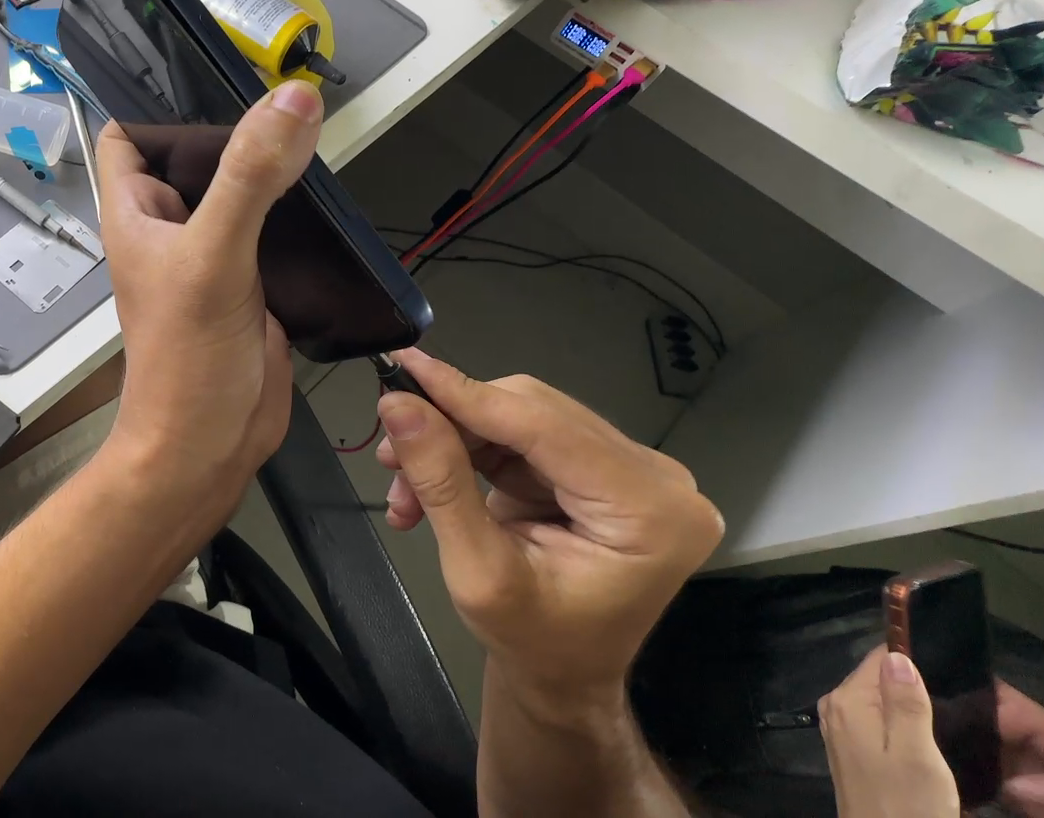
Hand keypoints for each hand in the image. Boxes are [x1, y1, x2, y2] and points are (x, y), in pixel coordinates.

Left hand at [95, 81, 323, 505]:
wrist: (211, 445)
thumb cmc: (188, 358)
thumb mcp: (213, 258)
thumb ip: (248, 179)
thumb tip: (292, 99)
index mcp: (137, 214)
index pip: (127, 137)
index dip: (156, 105)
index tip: (214, 72)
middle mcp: (170, 228)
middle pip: (195, 158)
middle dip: (234, 131)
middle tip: (291, 98)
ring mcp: (213, 256)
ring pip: (238, 194)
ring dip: (269, 171)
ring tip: (317, 134)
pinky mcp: (252, 284)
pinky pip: (271, 232)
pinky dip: (294, 213)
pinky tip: (328, 197)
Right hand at [372, 349, 723, 709]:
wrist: (562, 677)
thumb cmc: (532, 643)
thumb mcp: (478, 571)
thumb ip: (441, 482)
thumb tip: (397, 405)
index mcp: (650, 511)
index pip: (544, 426)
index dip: (466, 393)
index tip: (403, 366)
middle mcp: (655, 478)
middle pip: (532, 412)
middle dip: (451, 428)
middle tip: (388, 455)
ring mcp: (630, 471)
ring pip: (518, 418)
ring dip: (452, 442)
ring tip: (402, 487)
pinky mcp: (598, 469)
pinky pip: (519, 436)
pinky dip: (468, 453)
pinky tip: (427, 486)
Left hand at [819, 648, 960, 817]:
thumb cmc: (904, 800)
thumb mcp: (916, 752)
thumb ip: (905, 704)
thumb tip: (896, 655)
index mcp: (847, 700)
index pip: (876, 660)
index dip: (908, 658)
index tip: (942, 665)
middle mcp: (835, 706)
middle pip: (875, 679)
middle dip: (907, 682)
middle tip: (950, 694)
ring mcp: (838, 727)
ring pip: (876, 700)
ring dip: (904, 703)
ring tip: (941, 711)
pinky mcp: (849, 747)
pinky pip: (875, 720)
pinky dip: (896, 721)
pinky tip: (920, 732)